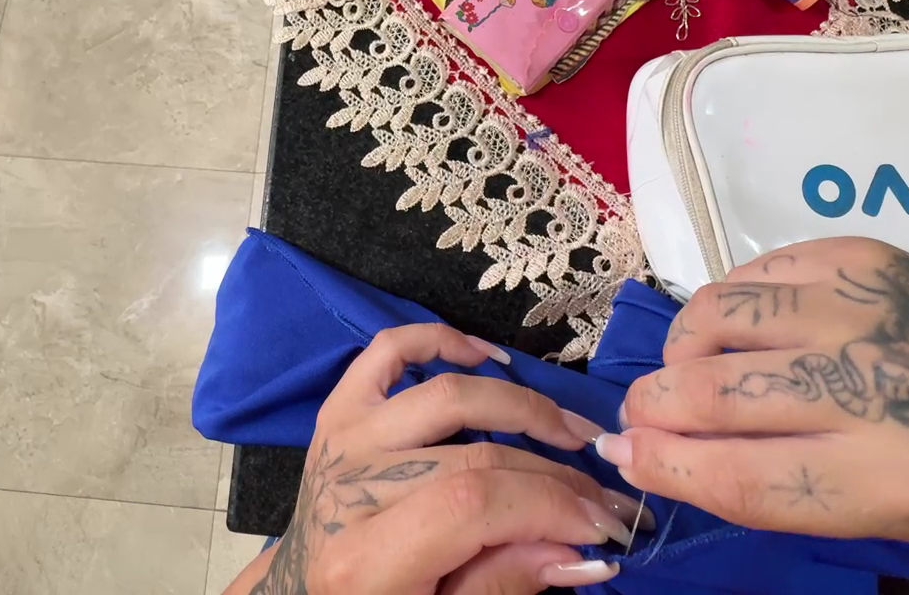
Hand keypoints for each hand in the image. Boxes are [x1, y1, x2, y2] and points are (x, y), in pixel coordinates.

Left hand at [233, 323, 645, 594]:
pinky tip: (488, 356)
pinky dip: (439, 339)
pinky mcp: (338, 405)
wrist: (302, 592)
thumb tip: (585, 547)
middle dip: (553, 473)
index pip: (473, 505)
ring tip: (568, 429)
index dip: (550, 506)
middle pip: (470, 455)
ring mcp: (340, 434)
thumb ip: (503, 582)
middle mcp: (347, 483)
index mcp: (364, 558)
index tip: (606, 523)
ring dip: (518, 405)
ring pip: (444, 395)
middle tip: (603, 493)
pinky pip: (388, 350)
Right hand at [601, 237, 908, 548]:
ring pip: (715, 314)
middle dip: (652, 404)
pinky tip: (740, 329)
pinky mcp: (857, 255)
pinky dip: (725, 307)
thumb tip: (647, 451)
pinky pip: (748, 274)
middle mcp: (881, 385)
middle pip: (717, 393)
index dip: (667, 467)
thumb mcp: (885, 513)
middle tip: (638, 410)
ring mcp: (865, 306)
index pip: (744, 476)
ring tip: (688, 363)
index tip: (623, 454)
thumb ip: (766, 482)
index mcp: (900, 477)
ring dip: (679, 346)